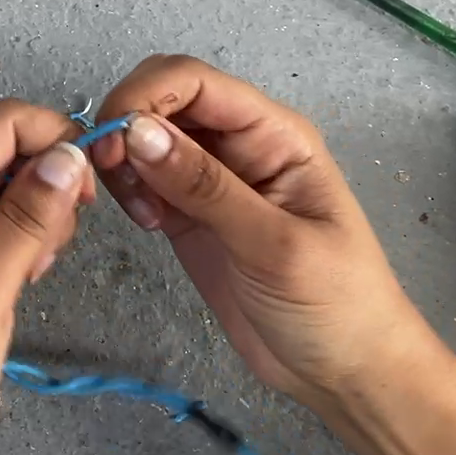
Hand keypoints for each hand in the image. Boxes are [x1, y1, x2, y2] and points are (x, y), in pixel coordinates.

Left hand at [0, 99, 94, 454]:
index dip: (56, 140)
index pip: (2, 122)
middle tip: (43, 259)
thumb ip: (26, 220)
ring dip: (27, 219)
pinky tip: (5, 279)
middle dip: (41, 190)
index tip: (89, 193)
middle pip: (0, 149)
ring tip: (20, 278)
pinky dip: (7, 235)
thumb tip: (70, 154)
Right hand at [88, 55, 436, 414]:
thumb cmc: (334, 307)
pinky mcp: (185, 208)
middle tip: (111, 174)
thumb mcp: (275, 246)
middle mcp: (235, 142)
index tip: (112, 143)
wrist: (344, 374)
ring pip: (142, 134)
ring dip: (122, 160)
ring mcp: (208, 175)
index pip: (192, 80)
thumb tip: (135, 130)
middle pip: (159, 98)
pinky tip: (146, 223)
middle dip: (124, 123)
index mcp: (271, 133)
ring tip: (141, 212)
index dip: (143, 97)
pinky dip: (126, 188)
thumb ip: (205, 186)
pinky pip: (141, 174)